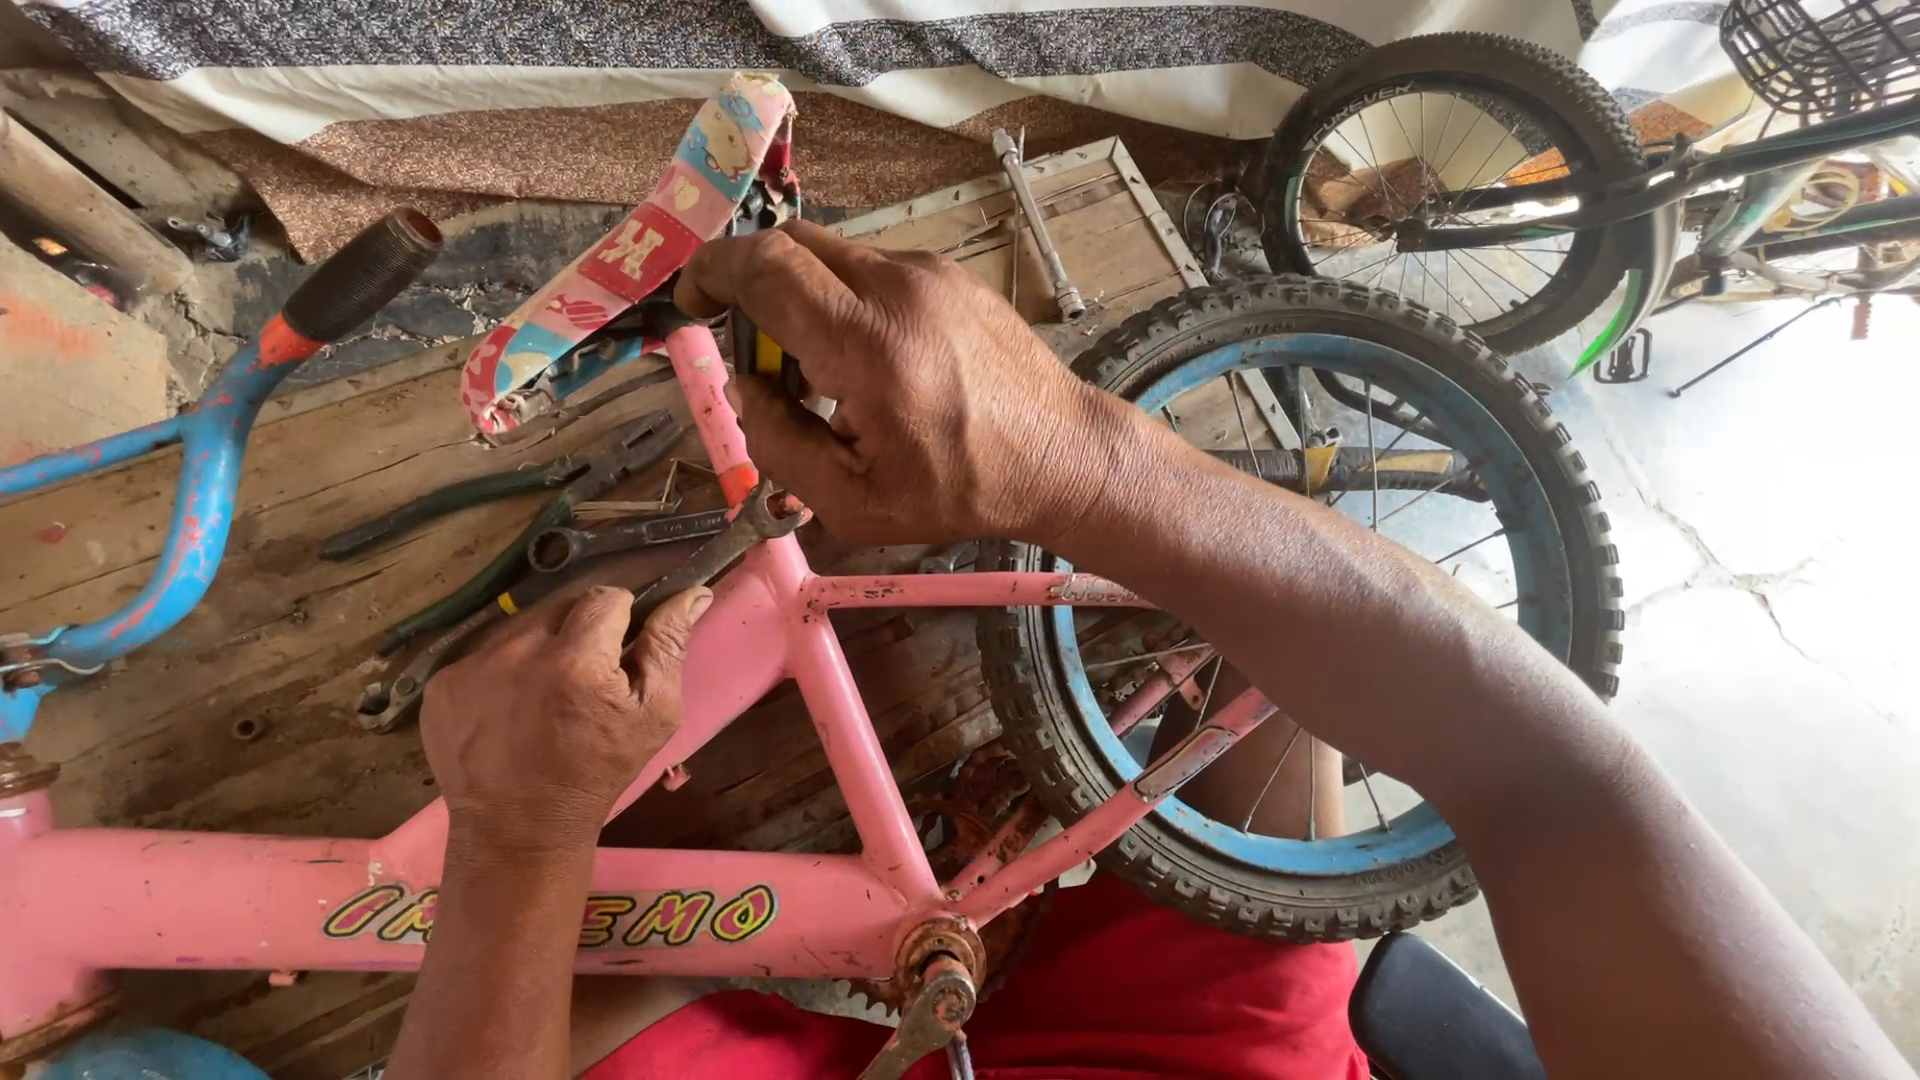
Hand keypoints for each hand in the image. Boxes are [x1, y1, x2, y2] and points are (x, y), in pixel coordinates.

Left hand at [419, 585, 711, 856]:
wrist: (519, 830)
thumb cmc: (599, 770)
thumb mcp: (655, 712)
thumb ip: (668, 646)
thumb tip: (693, 594)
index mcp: (577, 660)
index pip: (607, 597)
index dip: (622, 617)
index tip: (622, 648)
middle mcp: (518, 653)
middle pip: (562, 604)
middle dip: (582, 628)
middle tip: (589, 670)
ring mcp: (471, 667)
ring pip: (523, 624)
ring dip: (543, 643)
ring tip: (549, 688)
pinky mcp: (442, 685)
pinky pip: (486, 652)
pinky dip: (506, 667)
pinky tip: (514, 704)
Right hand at [675, 221, 1133, 544]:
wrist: (1061, 455)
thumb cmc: (961, 490)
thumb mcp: (854, 503)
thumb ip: (779, 445)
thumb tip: (747, 388)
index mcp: (869, 345)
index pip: (764, 267)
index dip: (712, 272)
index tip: (692, 301)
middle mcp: (898, 286)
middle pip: (791, 245)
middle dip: (753, 288)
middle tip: (761, 358)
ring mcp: (930, 271)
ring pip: (832, 257)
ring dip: (803, 301)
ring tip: (826, 378)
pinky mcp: (950, 275)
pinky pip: (873, 270)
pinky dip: (846, 303)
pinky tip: (871, 364)